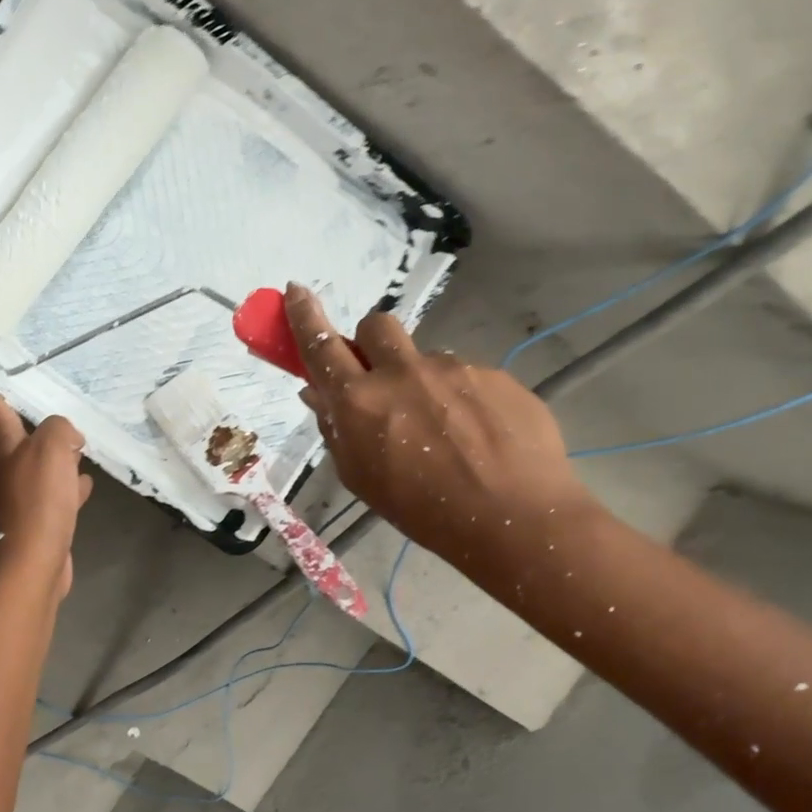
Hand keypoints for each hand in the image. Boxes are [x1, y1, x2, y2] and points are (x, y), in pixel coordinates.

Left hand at [0, 377, 91, 599]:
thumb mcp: (51, 447)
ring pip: (41, 465)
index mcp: (6, 446)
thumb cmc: (38, 499)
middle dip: (34, 426)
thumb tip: (68, 439)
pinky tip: (85, 485)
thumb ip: (59, 429)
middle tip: (58, 418)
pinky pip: (55, 493)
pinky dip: (69, 486)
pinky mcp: (39, 519)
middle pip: (18, 438)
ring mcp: (22, 496)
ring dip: (58, 456)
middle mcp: (8, 468)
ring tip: (80, 448)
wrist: (33, 560)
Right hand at [284, 283, 601, 555]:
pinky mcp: (496, 377)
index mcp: (358, 400)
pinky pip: (468, 377)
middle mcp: (402, 373)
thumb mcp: (359, 476)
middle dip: (372, 343)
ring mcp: (453, 370)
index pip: (320, 343)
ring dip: (423, 380)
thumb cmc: (422, 509)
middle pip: (375, 326)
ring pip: (425, 358)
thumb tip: (319, 394)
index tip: (295, 290)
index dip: (303, 314)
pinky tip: (480, 435)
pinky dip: (465, 399)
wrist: (516, 521)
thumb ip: (336, 428)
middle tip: (383, 376)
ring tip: (447, 427)